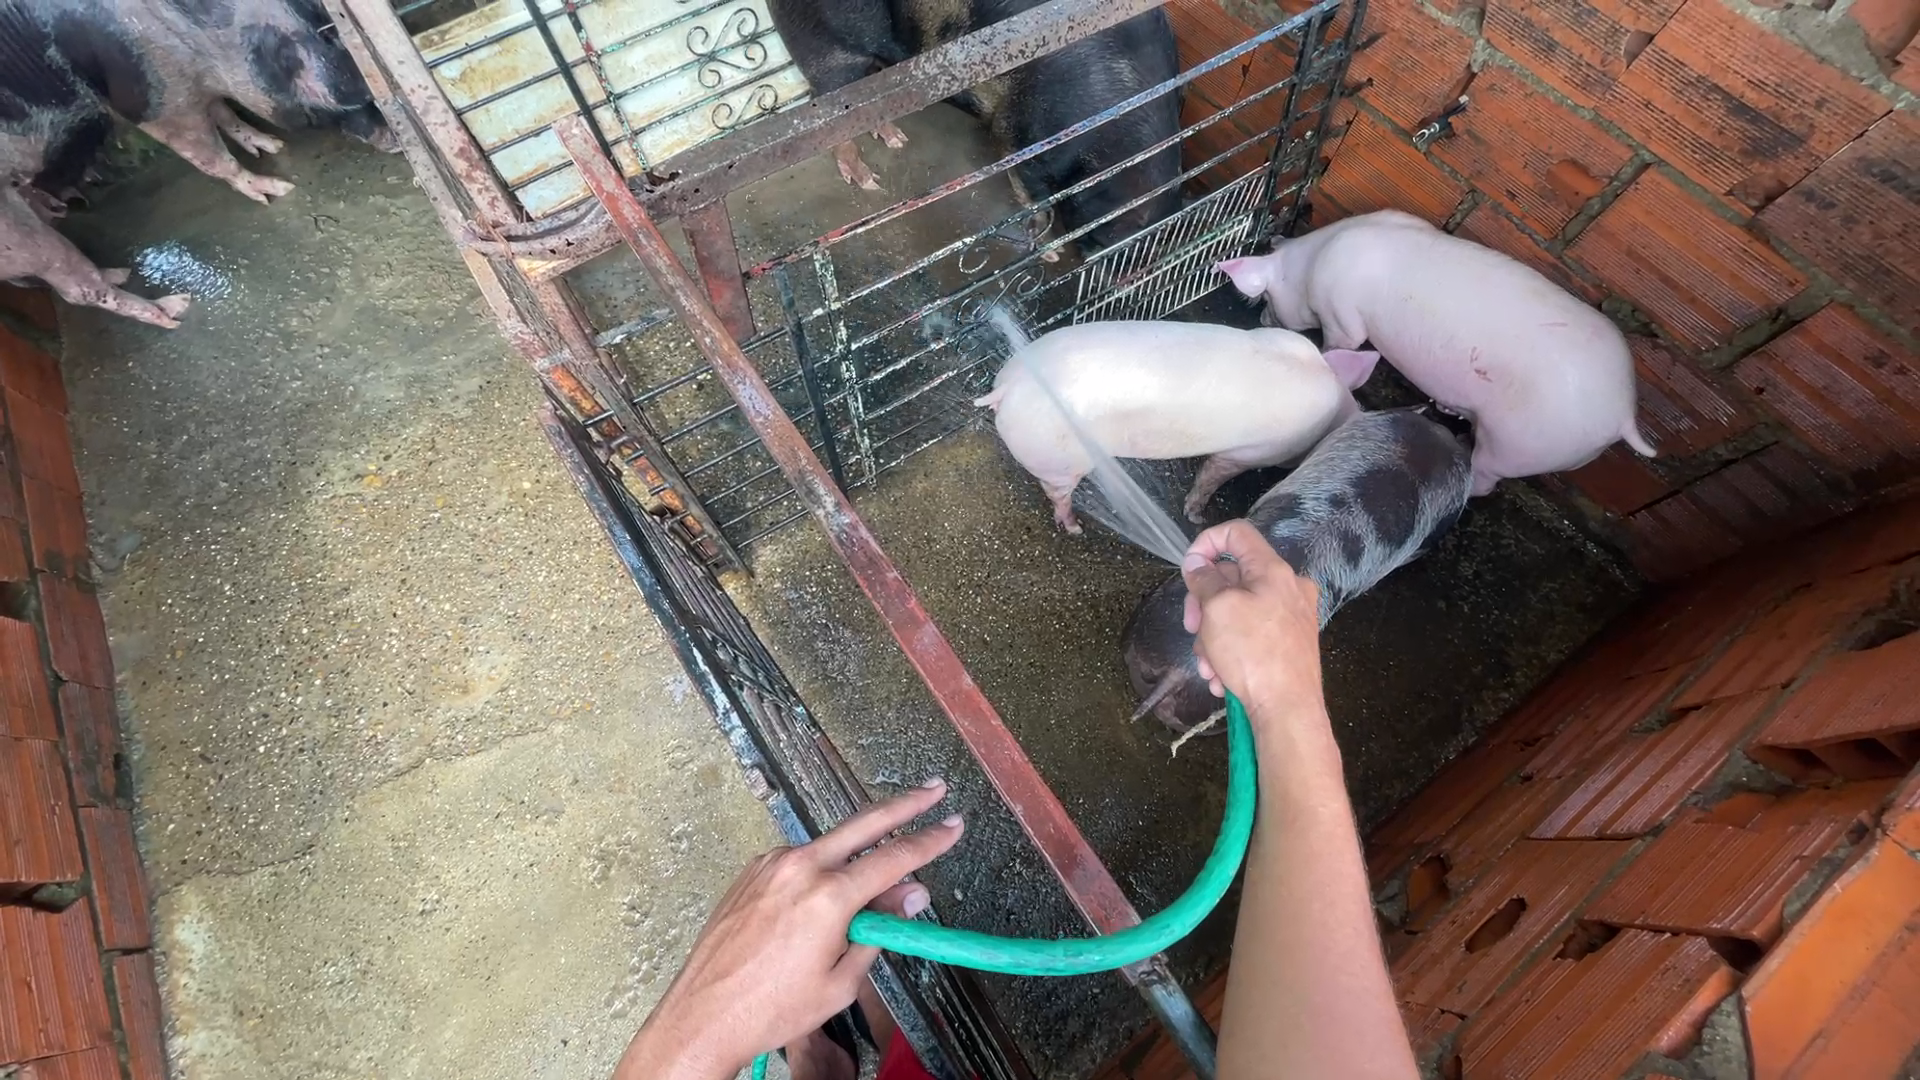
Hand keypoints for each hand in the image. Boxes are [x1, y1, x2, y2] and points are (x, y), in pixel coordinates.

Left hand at [618, 782, 962, 1079]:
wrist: (701, 1016)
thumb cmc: (771, 1009)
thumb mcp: (841, 980)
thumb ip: (879, 929)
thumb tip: (909, 895)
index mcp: (828, 897)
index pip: (894, 859)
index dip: (931, 841)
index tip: (952, 825)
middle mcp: (801, 867)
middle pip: (867, 822)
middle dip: (907, 803)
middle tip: (934, 789)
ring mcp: (775, 862)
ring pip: (832, 846)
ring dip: (856, 856)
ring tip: (866, 895)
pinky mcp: (756, 867)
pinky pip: (802, 860)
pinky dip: (820, 872)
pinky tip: (815, 907)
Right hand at [1181, 520, 1324, 715]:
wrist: (1288, 711)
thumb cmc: (1253, 654)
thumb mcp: (1217, 609)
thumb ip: (1204, 579)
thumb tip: (1196, 563)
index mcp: (1273, 570)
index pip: (1236, 533)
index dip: (1205, 542)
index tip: (1187, 569)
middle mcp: (1288, 587)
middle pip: (1232, 576)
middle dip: (1204, 603)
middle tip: (1191, 627)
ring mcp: (1291, 616)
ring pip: (1237, 609)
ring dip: (1213, 635)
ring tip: (1208, 664)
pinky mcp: (1289, 642)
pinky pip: (1250, 632)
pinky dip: (1230, 649)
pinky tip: (1221, 675)